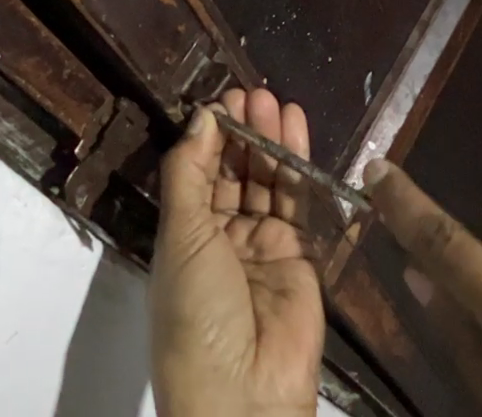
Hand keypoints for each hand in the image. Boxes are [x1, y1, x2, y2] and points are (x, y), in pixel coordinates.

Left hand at [150, 89, 325, 416]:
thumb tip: (203, 115)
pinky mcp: (299, 250)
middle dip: (241, 133)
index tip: (222, 98)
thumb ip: (191, 172)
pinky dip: (297, 162)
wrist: (245, 390)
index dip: (209, 136)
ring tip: (272, 100)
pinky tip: (296, 126)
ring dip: (269, 140)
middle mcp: (221, 236)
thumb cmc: (198, 312)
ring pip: (266, 180)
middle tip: (251, 93)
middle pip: (234, 172)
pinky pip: (296, 198)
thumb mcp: (181, 237)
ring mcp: (262, 243)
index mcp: (184, 236)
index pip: (198, 173)